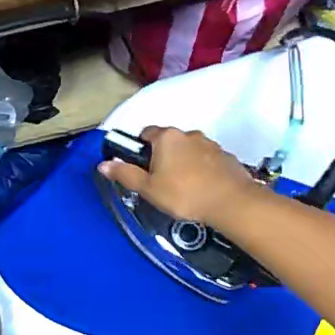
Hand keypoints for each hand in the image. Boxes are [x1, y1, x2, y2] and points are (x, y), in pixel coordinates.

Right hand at [98, 126, 257, 224]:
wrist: (231, 201)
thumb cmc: (184, 194)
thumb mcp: (149, 189)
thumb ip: (125, 174)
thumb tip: (103, 164)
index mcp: (166, 137)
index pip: (146, 133)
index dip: (141, 148)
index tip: (142, 167)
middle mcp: (188, 134)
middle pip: (169, 140)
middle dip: (163, 156)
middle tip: (161, 181)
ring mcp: (210, 143)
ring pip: (189, 149)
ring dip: (184, 162)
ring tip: (184, 187)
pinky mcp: (226, 155)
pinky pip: (208, 159)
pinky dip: (203, 168)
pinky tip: (203, 187)